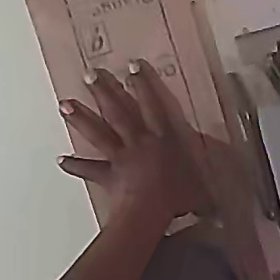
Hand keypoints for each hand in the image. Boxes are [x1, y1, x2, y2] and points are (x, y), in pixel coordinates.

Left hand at [58, 62, 207, 225]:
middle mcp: (138, 142)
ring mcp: (120, 157)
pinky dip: (74, 165)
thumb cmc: (177, 197)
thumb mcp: (201, 188)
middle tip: (89, 74)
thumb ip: (207, 187)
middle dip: (104, 91)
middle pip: (118, 112)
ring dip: (80, 118)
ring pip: (97, 133)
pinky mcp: (107, 175)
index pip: (153, 106)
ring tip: (64, 104)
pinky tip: (60, 159)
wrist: (151, 212)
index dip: (143, 85)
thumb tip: (219, 197)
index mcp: (162, 139)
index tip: (132, 66)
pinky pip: (88, 169)